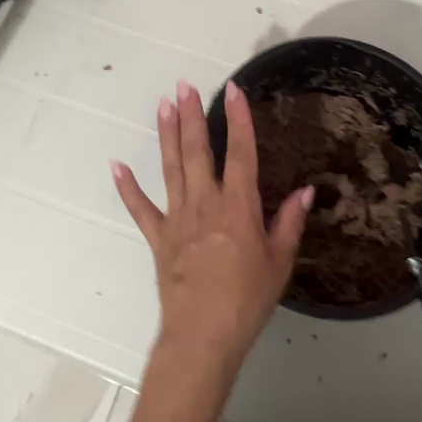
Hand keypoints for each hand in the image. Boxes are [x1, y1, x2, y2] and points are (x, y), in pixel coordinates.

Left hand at [113, 81, 312, 374]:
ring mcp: (178, 218)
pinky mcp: (158, 238)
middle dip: (192, 116)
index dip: (238, 119)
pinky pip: (140, 208)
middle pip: (198, 151)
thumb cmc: (247, 300)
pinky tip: (116, 166)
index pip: (241, 153)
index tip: (234, 90)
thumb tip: (305, 190)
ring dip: (167, 135)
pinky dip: (127, 187)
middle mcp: (205, 203)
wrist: (203, 336)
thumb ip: (289, 222)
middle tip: (184, 85)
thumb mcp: (279, 263)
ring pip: (171, 168)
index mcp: (238, 207)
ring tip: (163, 105)